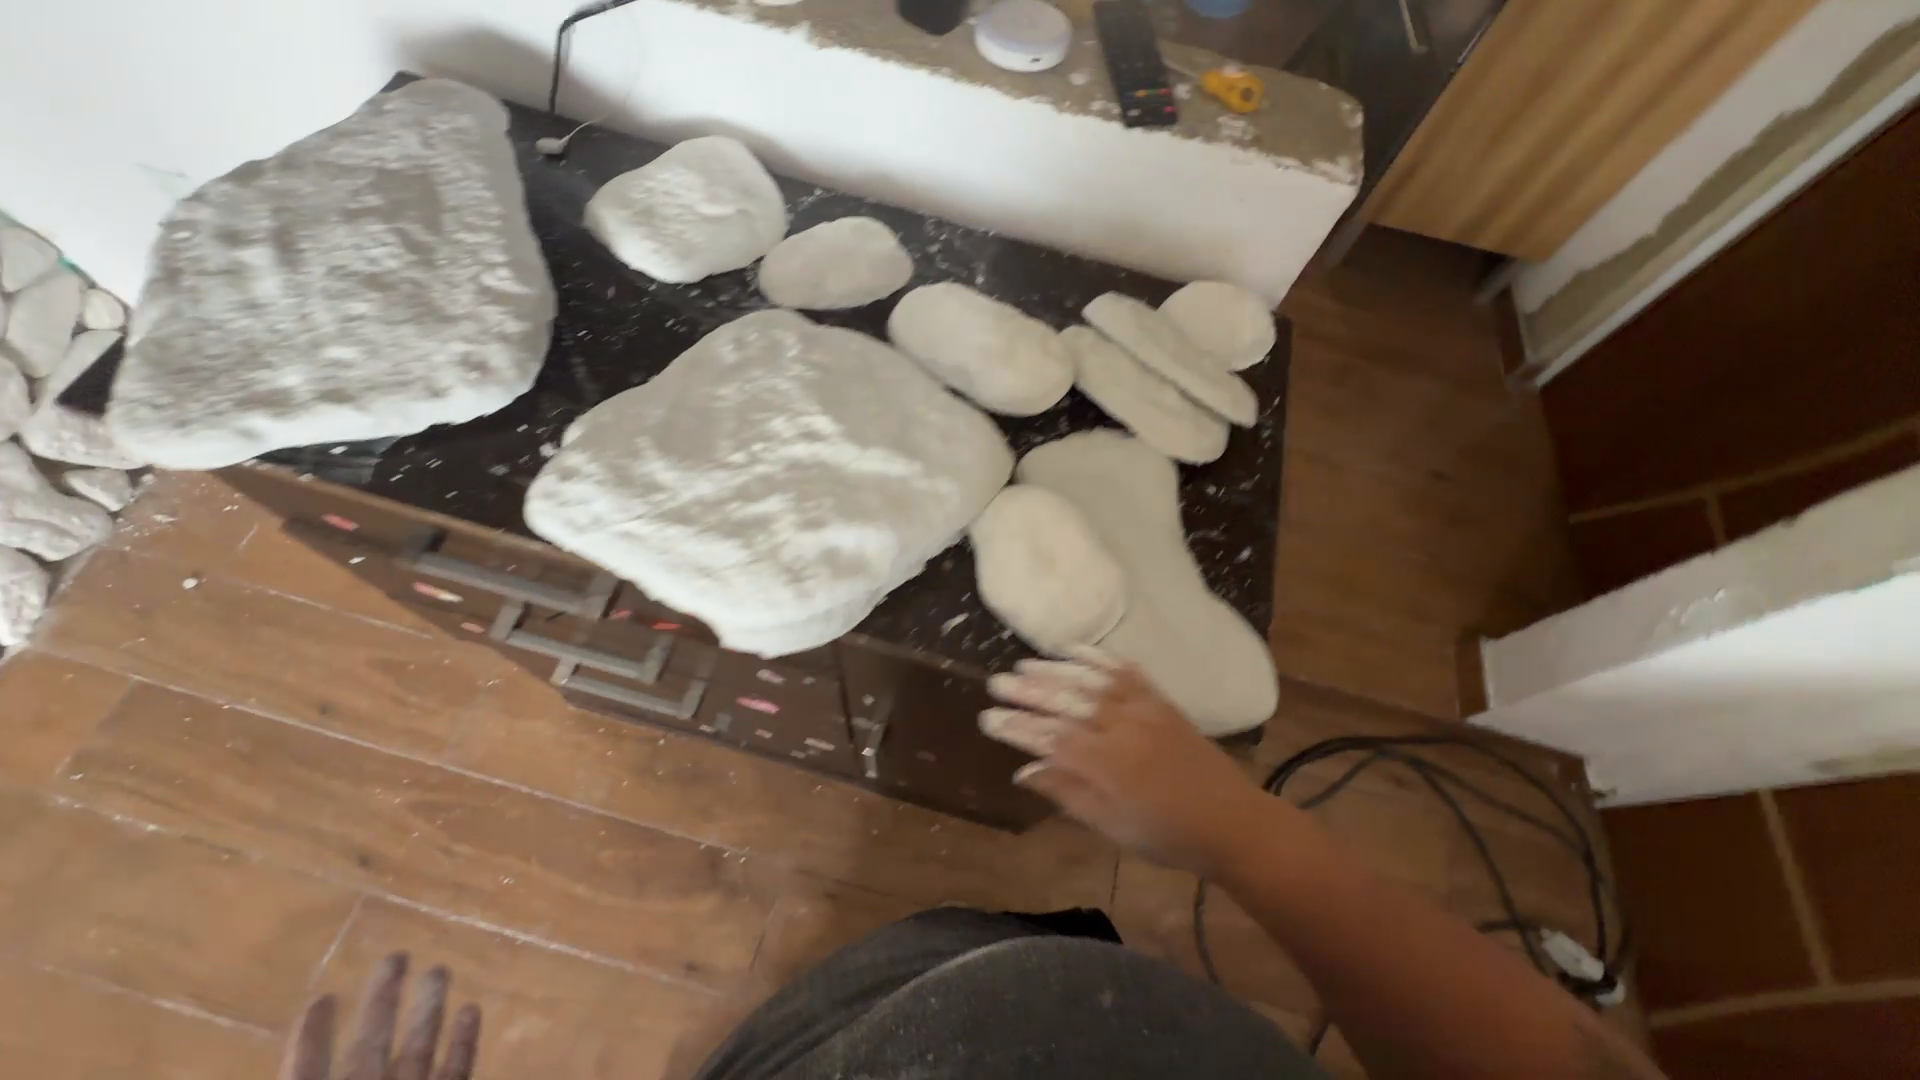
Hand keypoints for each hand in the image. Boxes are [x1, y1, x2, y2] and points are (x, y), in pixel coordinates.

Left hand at [281, 953, 480, 1079]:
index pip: (308, 1064)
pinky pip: (454, 1073)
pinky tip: (472, 1009)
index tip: (324, 996)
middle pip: (370, 1044)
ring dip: (428, 1010)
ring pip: (417, 1051)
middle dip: (383, 999)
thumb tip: (286, 1032)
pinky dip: (463, 1042)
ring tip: (438, 968)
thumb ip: (301, 1068)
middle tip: (396, 955)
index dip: (312, 1033)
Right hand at [980, 650, 1272, 874]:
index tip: (988, 717)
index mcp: (1107, 765)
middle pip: (1066, 703)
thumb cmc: (1166, 835)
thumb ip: (1067, 793)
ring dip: (1055, 671)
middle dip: (1028, 692)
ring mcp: (1144, 711)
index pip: (1050, 739)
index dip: (1017, 727)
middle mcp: (1122, 729)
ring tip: (1023, 664)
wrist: (1232, 822)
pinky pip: (1127, 673)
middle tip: (996, 682)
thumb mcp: (1111, 826)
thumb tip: (1024, 771)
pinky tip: (1075, 650)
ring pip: (1091, 683)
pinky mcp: (1162, 702)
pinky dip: (1099, 659)